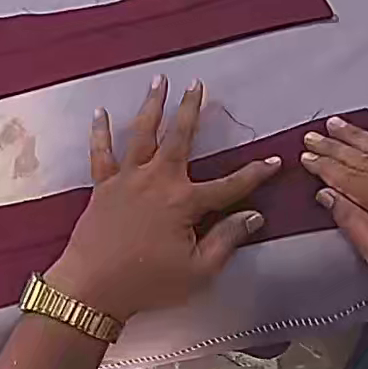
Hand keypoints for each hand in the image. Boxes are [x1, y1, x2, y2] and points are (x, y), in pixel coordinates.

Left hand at [46, 76, 280, 320]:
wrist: (92, 287)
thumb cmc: (148, 283)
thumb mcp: (198, 270)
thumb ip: (226, 240)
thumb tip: (254, 217)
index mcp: (184, 202)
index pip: (230, 185)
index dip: (255, 174)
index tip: (275, 161)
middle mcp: (157, 181)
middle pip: (179, 138)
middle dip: (191, 110)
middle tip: (197, 85)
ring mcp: (127, 180)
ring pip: (142, 134)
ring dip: (152, 106)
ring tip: (159, 80)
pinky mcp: (102, 187)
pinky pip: (101, 154)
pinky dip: (100, 132)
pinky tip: (100, 113)